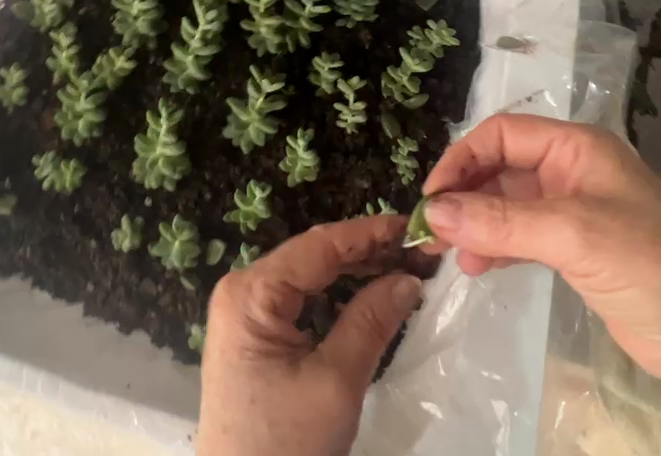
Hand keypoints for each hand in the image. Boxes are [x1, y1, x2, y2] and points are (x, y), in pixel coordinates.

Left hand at [196, 214, 423, 455]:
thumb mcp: (335, 383)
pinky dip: (337, 295)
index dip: (369, 231)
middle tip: (417, 251)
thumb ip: (371, 322)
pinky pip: (302, 300)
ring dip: (355, 270)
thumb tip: (410, 278)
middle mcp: (243, 290)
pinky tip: (370, 293)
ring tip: (402, 266)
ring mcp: (246, 313)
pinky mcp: (255, 336)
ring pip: (310, 276)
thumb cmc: (285, 445)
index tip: (414, 226)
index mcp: (251, 292)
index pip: (319, 244)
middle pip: (314, 255)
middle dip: (366, 250)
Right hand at [420, 114, 660, 455]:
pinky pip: (527, 236)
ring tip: (451, 256)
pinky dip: (499, 247)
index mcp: (580, 147)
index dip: (463, 159)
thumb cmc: (654, 265)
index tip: (433, 198)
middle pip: (504, 167)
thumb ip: (499, 221)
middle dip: (466, 194)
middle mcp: (577, 170)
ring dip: (479, 224)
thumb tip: (434, 212)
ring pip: (512, 204)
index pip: (504, 134)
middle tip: (432, 231)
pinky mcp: (583, 251)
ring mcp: (580, 212)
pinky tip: (480, 267)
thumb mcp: (572, 234)